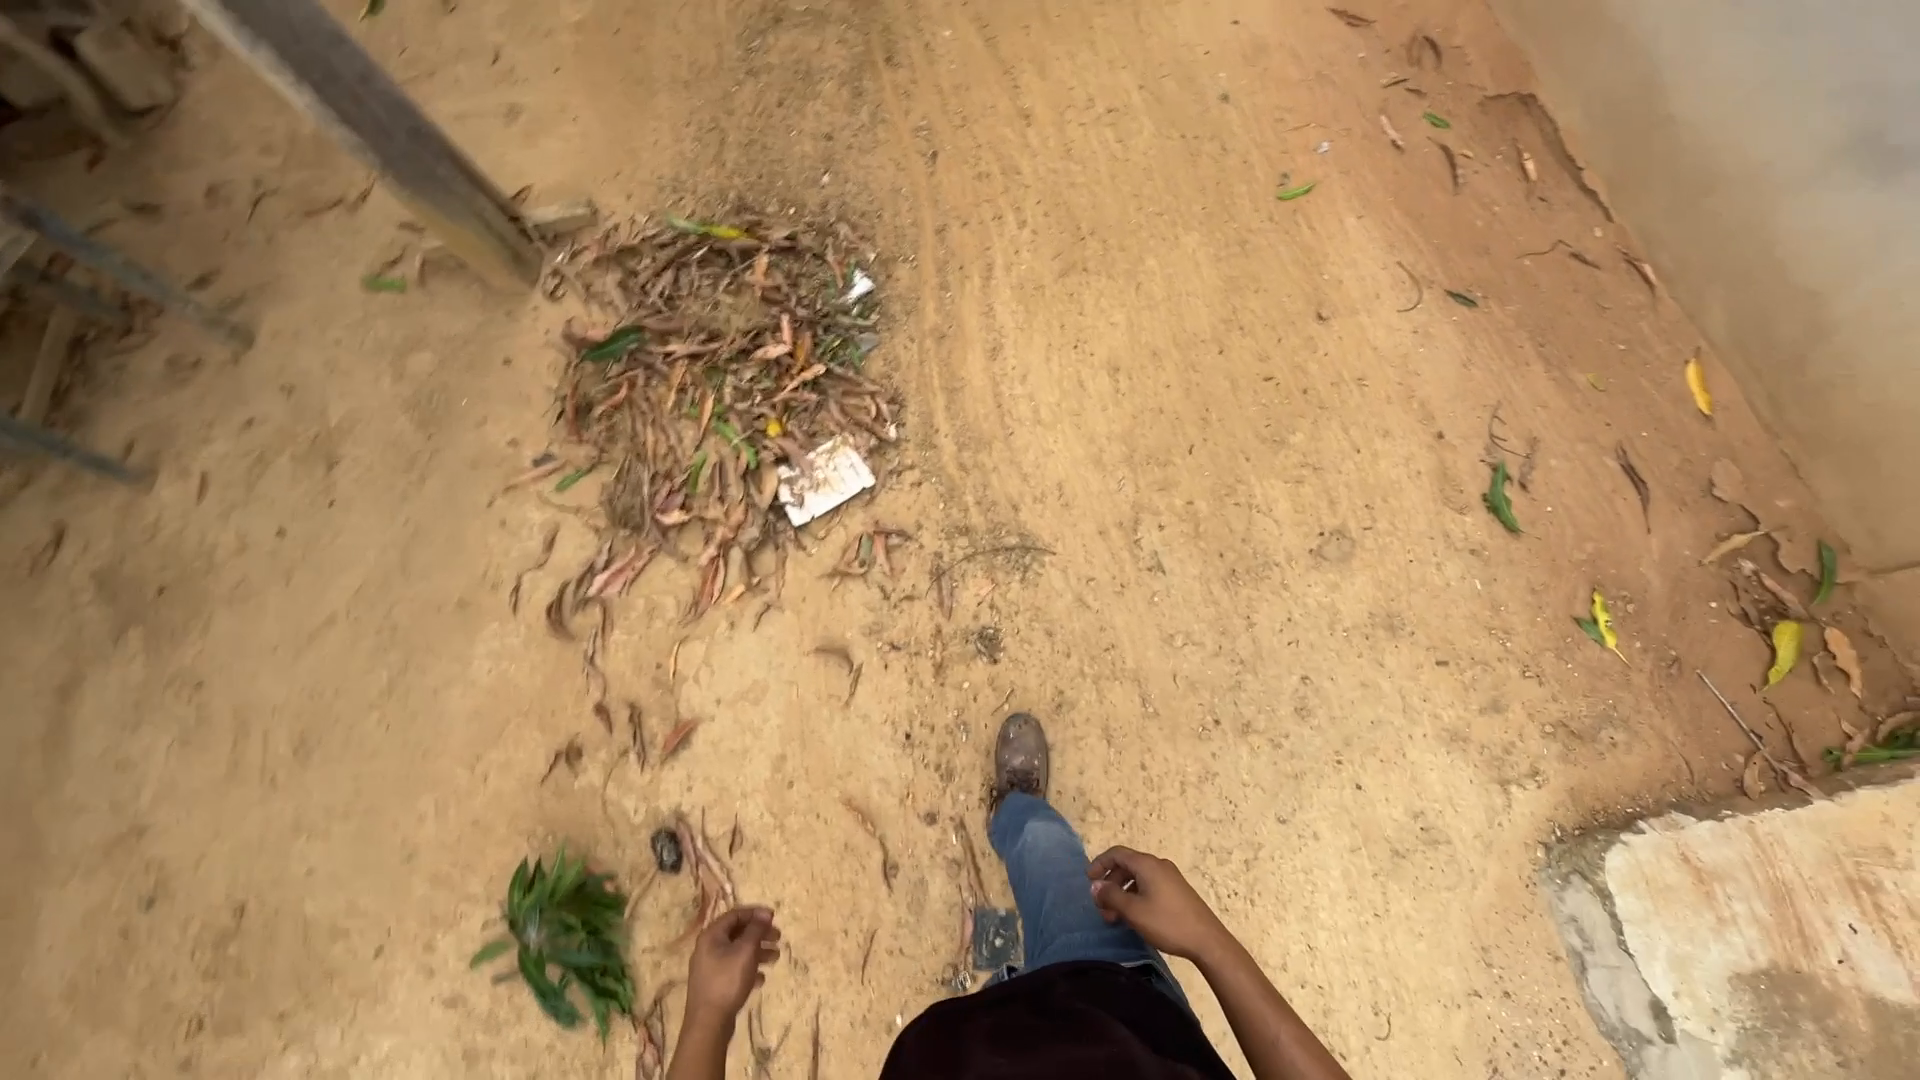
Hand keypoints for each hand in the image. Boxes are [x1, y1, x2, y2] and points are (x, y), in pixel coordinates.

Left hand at [685, 906, 780, 1026]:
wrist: (708, 1023)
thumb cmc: (727, 981)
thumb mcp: (745, 951)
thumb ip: (755, 930)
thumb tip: (765, 913)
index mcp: (712, 936)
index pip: (735, 914)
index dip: (755, 913)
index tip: (773, 917)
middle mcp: (708, 949)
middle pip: (737, 933)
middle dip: (759, 934)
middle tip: (778, 937)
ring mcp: (710, 968)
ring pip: (738, 952)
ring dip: (758, 952)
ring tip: (775, 958)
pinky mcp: (714, 985)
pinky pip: (734, 970)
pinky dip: (749, 970)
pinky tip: (761, 979)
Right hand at [1087, 846, 1231, 960]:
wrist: (1207, 941)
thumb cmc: (1167, 923)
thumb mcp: (1133, 911)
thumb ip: (1111, 896)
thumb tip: (1095, 886)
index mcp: (1147, 864)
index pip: (1117, 853)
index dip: (1100, 863)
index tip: (1088, 880)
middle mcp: (1158, 865)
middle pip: (1127, 866)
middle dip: (1110, 884)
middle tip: (1101, 907)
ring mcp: (1170, 878)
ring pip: (1138, 879)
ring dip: (1122, 894)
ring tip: (1114, 918)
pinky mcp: (1177, 892)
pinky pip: (1149, 887)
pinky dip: (1136, 897)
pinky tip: (1133, 918)